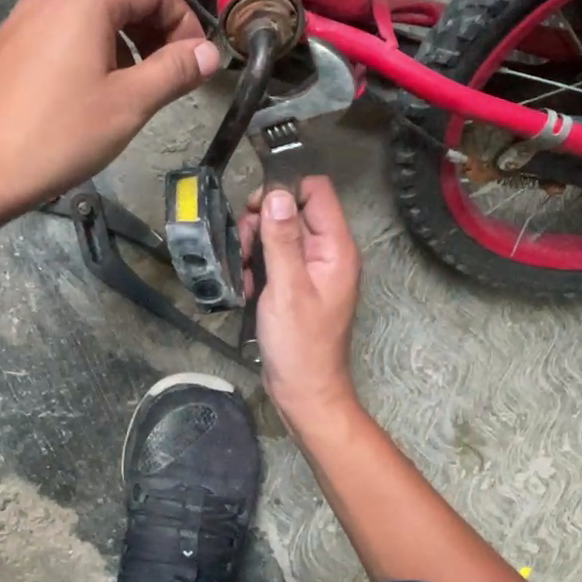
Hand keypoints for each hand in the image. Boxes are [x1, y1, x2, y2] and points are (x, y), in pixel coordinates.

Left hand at [0, 0, 218, 216]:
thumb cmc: (60, 135)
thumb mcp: (130, 104)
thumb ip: (174, 71)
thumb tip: (209, 53)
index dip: (184, 23)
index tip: (195, 65)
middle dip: (153, 31)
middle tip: (169, 76)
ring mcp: (23, 20)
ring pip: (88, 17)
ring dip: (123, 43)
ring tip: (132, 90)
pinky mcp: (7, 47)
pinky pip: (60, 36)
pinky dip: (89, 53)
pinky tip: (89, 97)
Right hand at [238, 177, 361, 428]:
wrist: (304, 390)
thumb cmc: (300, 344)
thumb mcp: (287, 288)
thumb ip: (282, 239)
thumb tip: (276, 194)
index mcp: (336, 248)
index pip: (317, 192)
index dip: (285, 191)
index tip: (255, 209)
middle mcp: (328, 253)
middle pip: (294, 210)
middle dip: (263, 223)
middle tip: (245, 248)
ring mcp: (312, 270)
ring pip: (279, 234)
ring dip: (256, 246)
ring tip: (246, 272)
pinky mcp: (297, 285)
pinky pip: (275, 259)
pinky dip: (258, 267)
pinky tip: (249, 286)